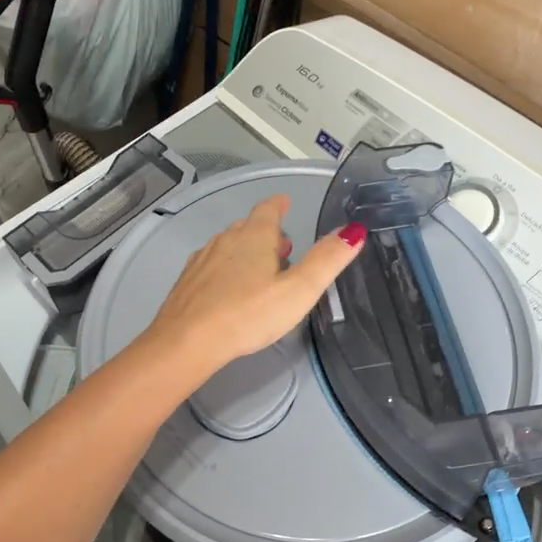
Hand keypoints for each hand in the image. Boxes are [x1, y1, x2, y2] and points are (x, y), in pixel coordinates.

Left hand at [138, 195, 365, 380]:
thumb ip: (326, 260)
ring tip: (260, 266)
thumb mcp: (298, 290)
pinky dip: (225, 268)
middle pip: (248, 227)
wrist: (187, 340)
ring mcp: (203, 260)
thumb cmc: (248, 315)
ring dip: (246, 250)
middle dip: (266, 232)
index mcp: (254, 237)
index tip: (284, 201)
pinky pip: (211, 265)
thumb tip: (353, 231)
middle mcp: (225, 241)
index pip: (268, 210)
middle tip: (283, 245)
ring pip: (228, 245)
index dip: (278, 204)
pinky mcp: (187, 282)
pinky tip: (228, 286)